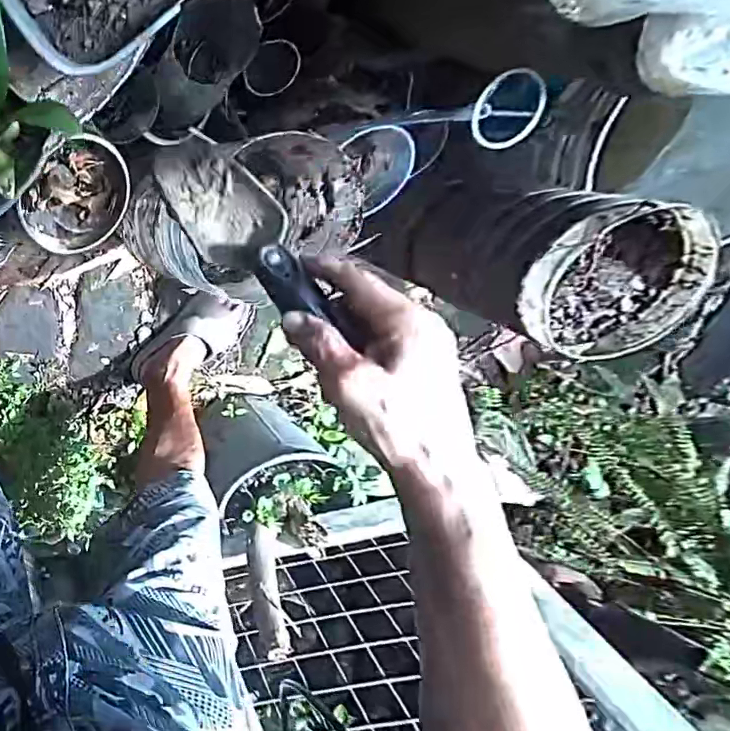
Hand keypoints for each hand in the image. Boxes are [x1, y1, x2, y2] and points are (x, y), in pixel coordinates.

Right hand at [279, 257, 481, 483]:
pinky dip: (354, 344)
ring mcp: (426, 343)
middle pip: (361, 299)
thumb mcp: (346, 380)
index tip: (294, 263)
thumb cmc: (397, 425)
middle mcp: (421, 324)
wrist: (436, 467)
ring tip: (318, 356)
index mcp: (407, 320)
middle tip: (296, 324)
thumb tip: (293, 317)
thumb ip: (318, 342)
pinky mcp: (422, 362)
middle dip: (325, 306)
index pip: (356, 278)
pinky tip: (341, 369)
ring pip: (369, 320)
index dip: (321, 268)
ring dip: (339, 329)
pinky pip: (379, 338)